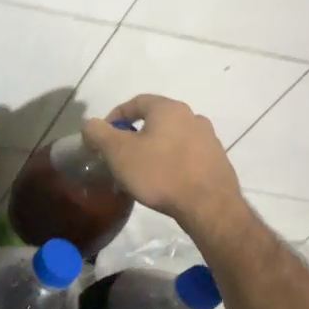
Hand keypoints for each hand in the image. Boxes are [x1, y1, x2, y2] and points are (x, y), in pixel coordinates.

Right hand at [83, 94, 248, 233]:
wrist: (209, 206)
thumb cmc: (159, 173)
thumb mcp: (118, 152)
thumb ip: (98, 132)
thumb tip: (90, 125)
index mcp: (169, 109)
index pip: (135, 102)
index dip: (114, 117)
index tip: (102, 138)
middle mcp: (193, 117)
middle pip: (155, 120)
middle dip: (134, 135)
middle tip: (120, 156)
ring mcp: (209, 139)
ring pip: (172, 138)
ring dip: (154, 149)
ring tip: (141, 172)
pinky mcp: (218, 161)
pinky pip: (187, 155)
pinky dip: (172, 162)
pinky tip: (165, 182)